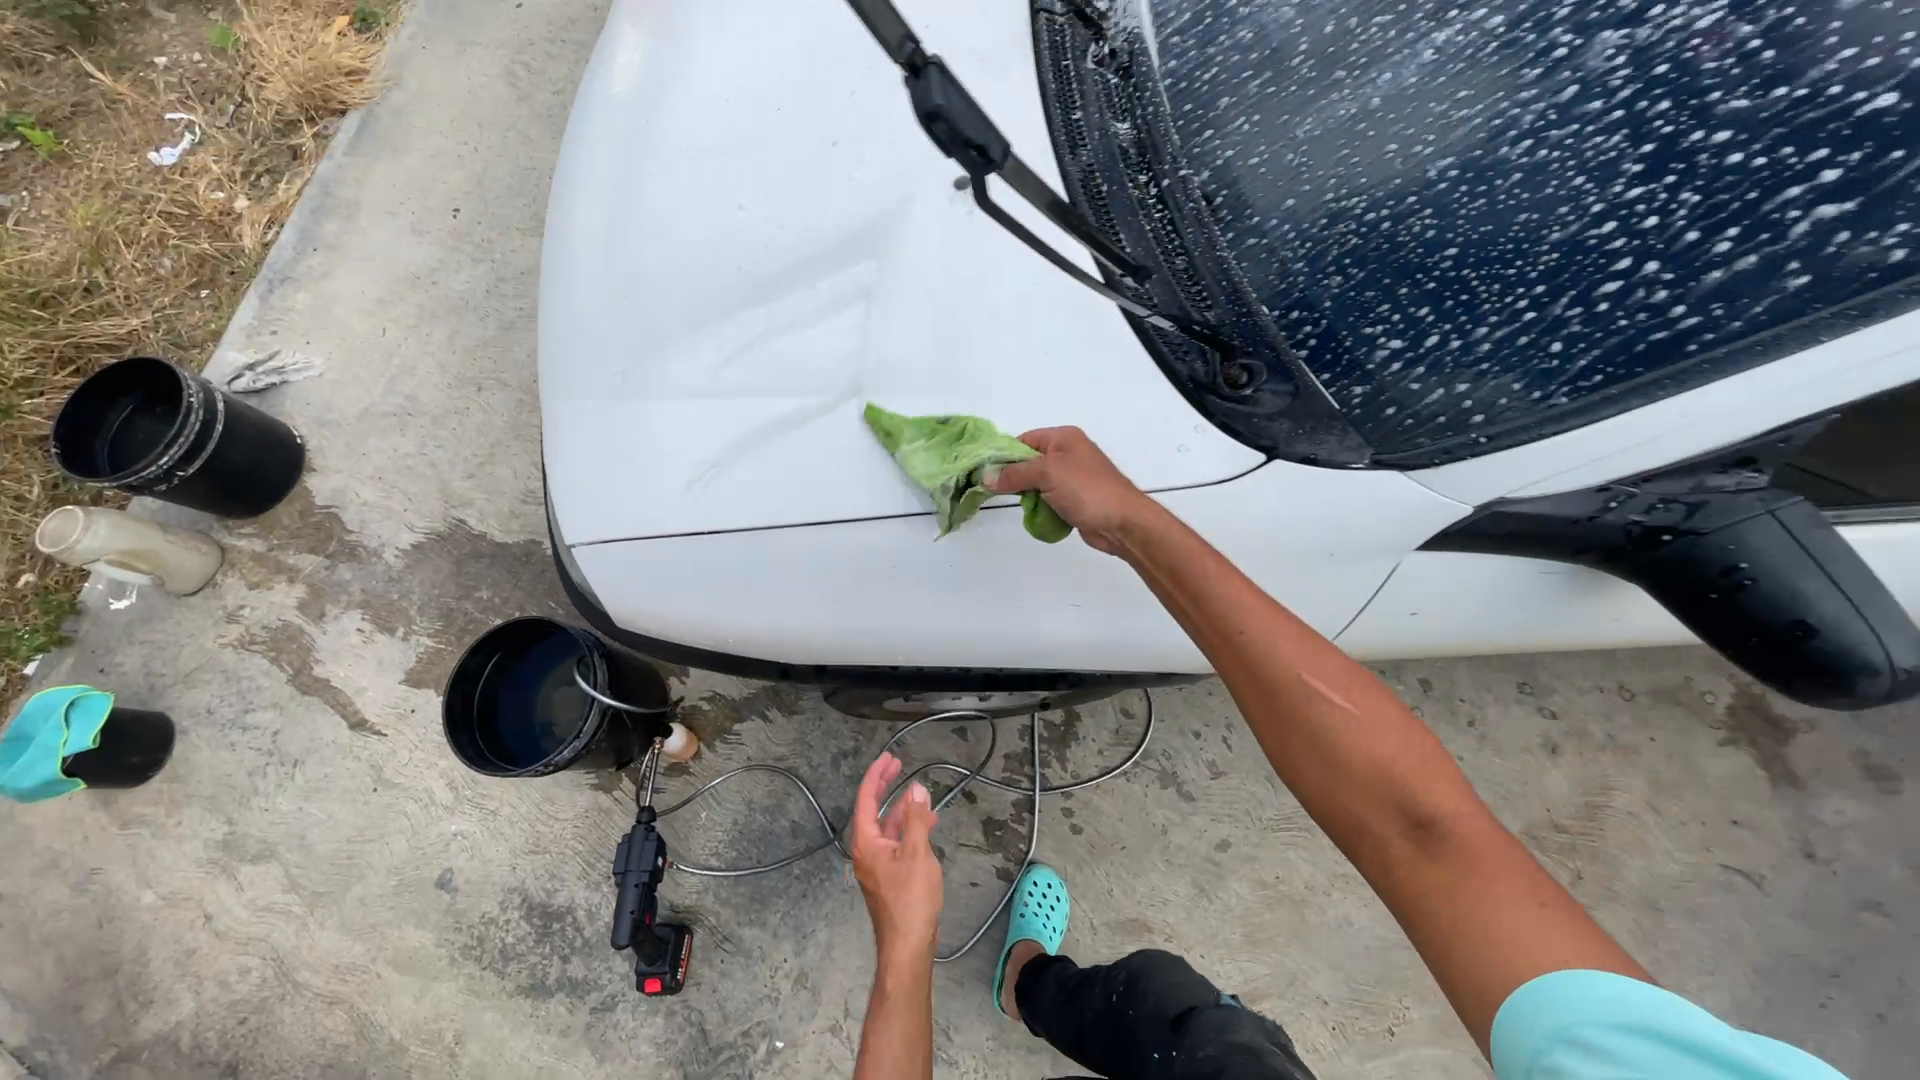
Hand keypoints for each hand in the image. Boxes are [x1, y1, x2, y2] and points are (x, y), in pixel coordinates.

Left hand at [850, 753, 943, 957]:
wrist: (908, 945)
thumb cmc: (911, 900)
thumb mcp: (918, 853)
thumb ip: (917, 819)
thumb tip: (916, 790)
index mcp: (866, 842)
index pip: (867, 799)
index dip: (877, 775)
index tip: (889, 758)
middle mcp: (866, 851)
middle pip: (874, 810)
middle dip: (886, 787)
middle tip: (898, 764)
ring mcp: (876, 865)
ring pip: (888, 828)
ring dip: (903, 810)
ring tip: (920, 795)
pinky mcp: (889, 877)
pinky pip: (896, 843)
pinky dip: (909, 830)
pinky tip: (927, 826)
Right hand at [984, 426, 1159, 555]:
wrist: (1122, 522)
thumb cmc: (1086, 489)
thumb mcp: (1046, 474)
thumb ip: (1014, 474)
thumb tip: (985, 477)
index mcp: (1063, 437)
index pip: (1023, 440)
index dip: (1004, 455)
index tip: (985, 473)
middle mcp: (1068, 453)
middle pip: (1029, 462)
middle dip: (1014, 478)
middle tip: (997, 492)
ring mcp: (1073, 477)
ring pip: (1037, 484)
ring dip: (1028, 496)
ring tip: (1024, 506)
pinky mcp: (1075, 499)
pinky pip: (1048, 500)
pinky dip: (1041, 508)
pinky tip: (1037, 517)